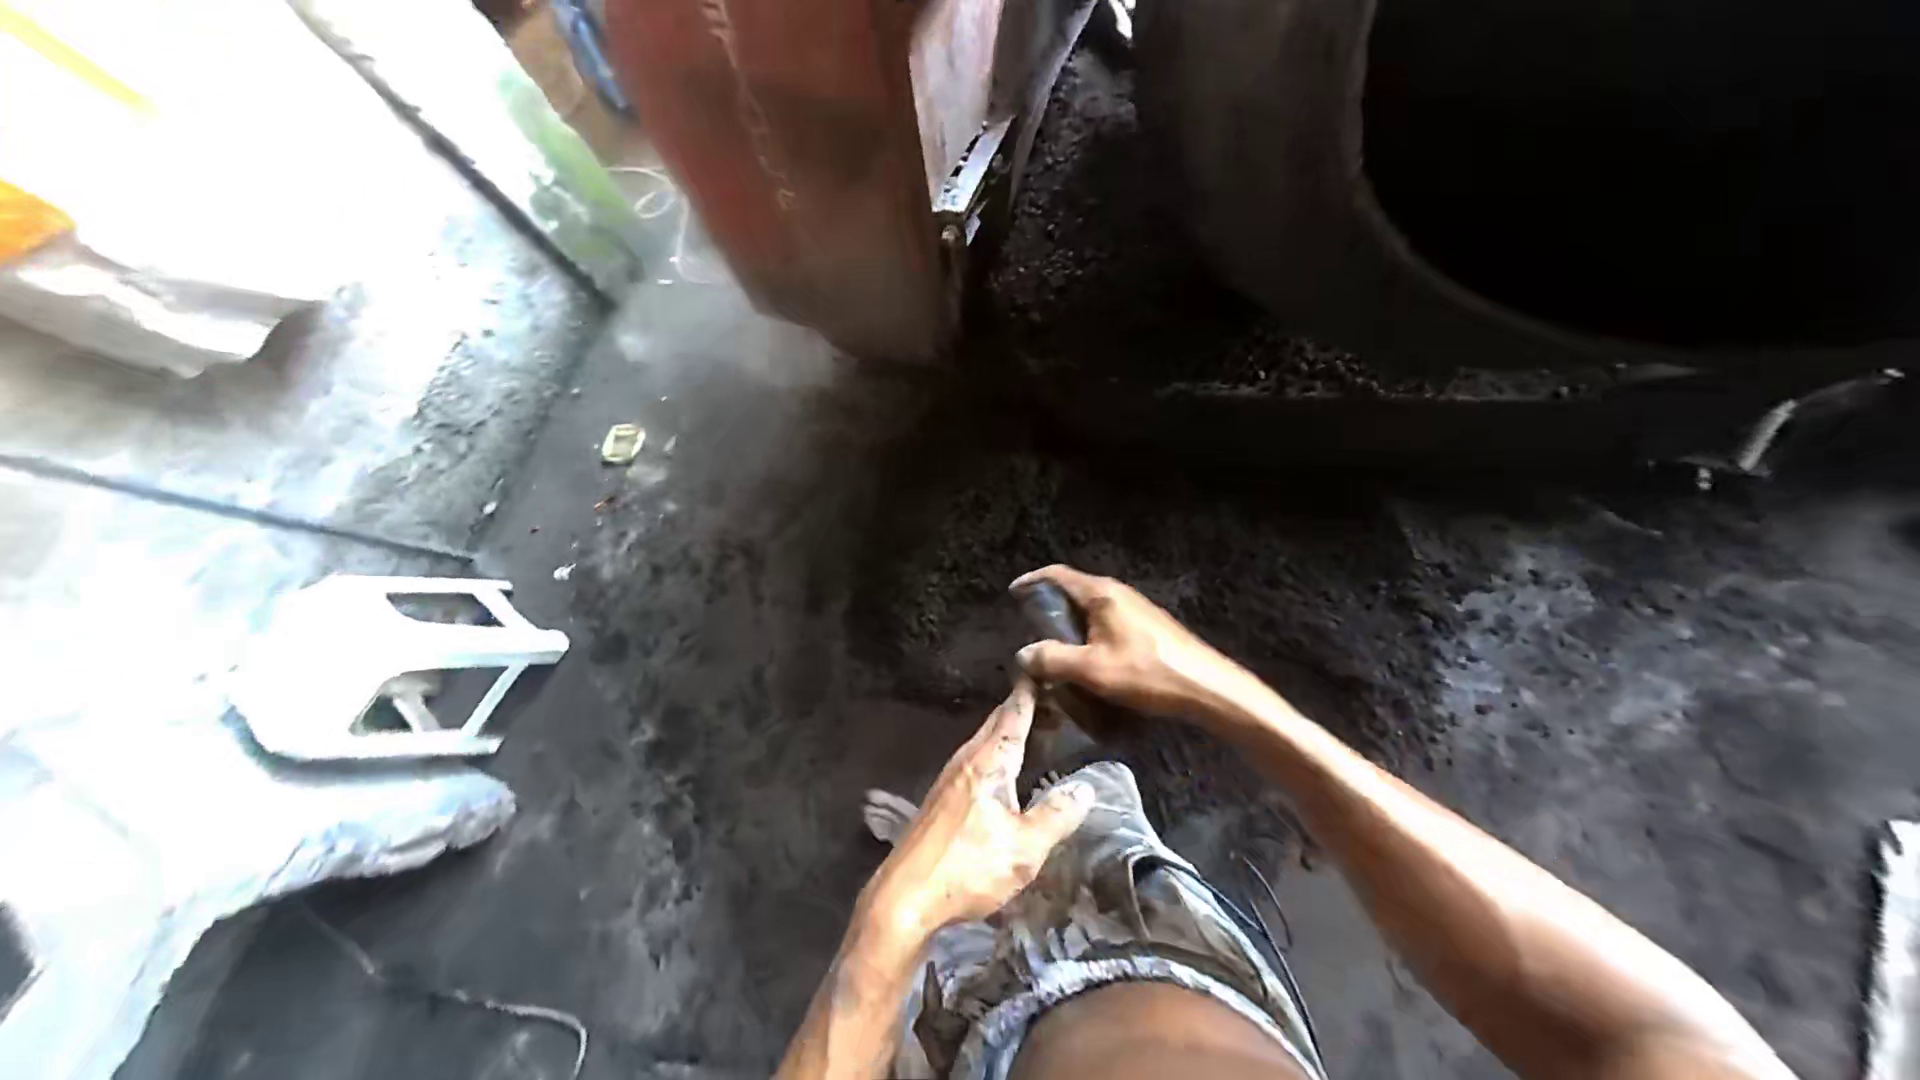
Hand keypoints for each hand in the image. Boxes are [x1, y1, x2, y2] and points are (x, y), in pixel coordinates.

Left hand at [864, 678, 1094, 939]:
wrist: (906, 896)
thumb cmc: (969, 868)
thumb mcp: (1025, 847)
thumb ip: (1057, 815)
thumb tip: (1086, 786)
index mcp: (988, 763)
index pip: (1013, 717)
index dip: (1028, 695)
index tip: (1040, 671)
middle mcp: (966, 761)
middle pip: (995, 724)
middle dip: (1020, 709)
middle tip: (1048, 699)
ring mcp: (948, 779)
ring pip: (981, 741)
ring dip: (1005, 730)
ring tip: (1030, 728)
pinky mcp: (940, 798)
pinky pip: (973, 760)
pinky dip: (993, 751)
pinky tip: (999, 768)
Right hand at [1011, 564, 1253, 722]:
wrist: (1207, 687)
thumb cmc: (1148, 672)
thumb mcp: (1092, 670)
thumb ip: (1053, 659)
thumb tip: (1023, 653)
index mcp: (1102, 594)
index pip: (1058, 575)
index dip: (1032, 580)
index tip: (1013, 593)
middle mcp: (1118, 593)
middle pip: (1074, 590)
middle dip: (1049, 605)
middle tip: (1029, 627)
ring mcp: (1135, 608)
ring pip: (1091, 608)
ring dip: (1069, 623)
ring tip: (1054, 647)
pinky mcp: (1147, 626)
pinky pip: (1106, 621)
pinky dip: (1088, 632)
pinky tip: (1087, 657)